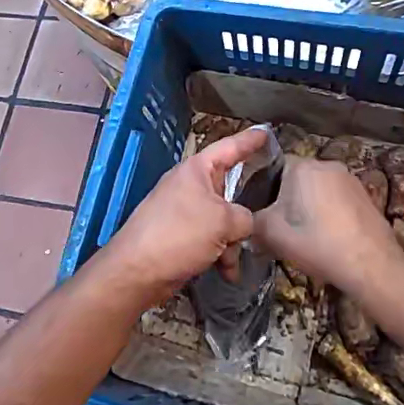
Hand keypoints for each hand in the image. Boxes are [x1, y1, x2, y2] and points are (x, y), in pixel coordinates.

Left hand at [101, 127, 271, 301]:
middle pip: (229, 192)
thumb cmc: (179, 234)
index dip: (250, 140)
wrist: (138, 271)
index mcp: (197, 170)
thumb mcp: (223, 221)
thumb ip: (244, 218)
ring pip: (223, 221)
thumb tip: (242, 225)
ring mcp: (184, 212)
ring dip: (231, 242)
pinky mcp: (180, 236)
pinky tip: (226, 272)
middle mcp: (190, 187)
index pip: (230, 148)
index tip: (266, 132)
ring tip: (228, 261)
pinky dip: (219, 254)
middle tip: (254, 227)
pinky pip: (211, 240)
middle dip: (242, 215)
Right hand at [253, 158, 403, 293]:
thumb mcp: (271, 234)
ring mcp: (351, 180)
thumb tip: (246, 222)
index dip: (262, 190)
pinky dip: (328, 215)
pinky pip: (336, 201)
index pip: (271, 168)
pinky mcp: (366, 197)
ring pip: (317, 191)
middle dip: (286, 201)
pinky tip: (327, 239)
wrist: (371, 266)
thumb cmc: (317, 244)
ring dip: (308, 209)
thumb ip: (252, 221)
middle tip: (280, 229)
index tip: (260, 213)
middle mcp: (328, 165)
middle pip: (296, 179)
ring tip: (304, 237)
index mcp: (303, 167)